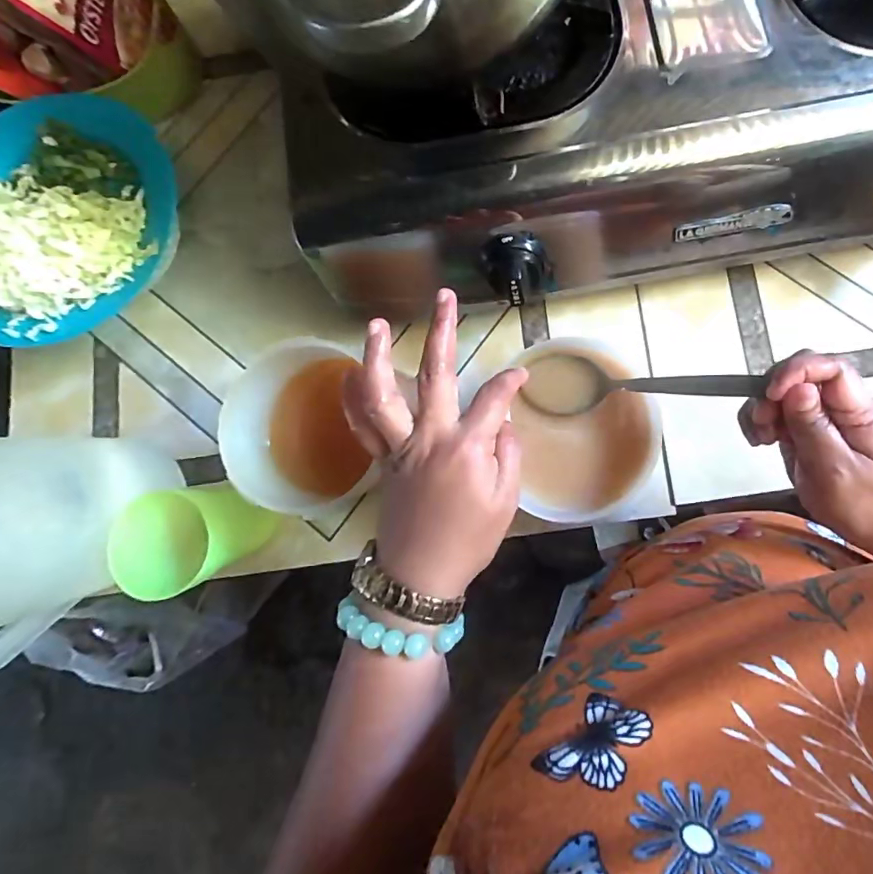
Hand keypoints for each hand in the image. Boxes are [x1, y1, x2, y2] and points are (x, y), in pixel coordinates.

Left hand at [341, 289, 526, 599]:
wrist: (419, 576)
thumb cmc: (470, 540)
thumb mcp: (506, 500)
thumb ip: (507, 454)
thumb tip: (501, 425)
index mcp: (466, 448)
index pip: (493, 400)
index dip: (509, 383)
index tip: (520, 373)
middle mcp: (429, 438)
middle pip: (435, 376)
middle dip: (441, 332)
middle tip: (443, 297)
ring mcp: (399, 448)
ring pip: (382, 394)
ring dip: (376, 356)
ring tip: (376, 325)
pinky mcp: (383, 462)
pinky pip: (363, 425)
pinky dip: (354, 398)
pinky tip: (352, 374)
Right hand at [738, 351, 872, 556]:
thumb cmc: (866, 506)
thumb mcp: (839, 472)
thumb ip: (816, 429)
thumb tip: (797, 388)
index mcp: (861, 411)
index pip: (832, 369)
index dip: (799, 370)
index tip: (773, 393)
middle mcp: (840, 407)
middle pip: (803, 374)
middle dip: (775, 390)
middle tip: (763, 422)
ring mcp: (821, 417)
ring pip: (784, 390)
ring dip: (764, 407)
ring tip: (761, 436)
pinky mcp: (803, 429)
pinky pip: (776, 411)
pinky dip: (760, 420)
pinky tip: (759, 439)